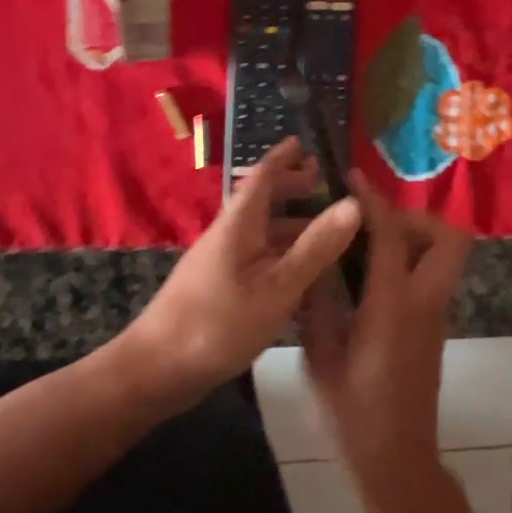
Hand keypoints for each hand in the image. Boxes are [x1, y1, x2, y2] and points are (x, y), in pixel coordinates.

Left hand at [117, 138, 361, 404]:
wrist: (159, 369)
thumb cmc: (219, 323)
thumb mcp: (277, 287)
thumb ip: (314, 247)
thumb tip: (353, 202)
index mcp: (238, 225)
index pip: (262, 177)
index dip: (284, 158)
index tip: (306, 142)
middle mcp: (228, 237)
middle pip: (262, 203)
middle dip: (292, 190)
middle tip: (323, 184)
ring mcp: (222, 266)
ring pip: (263, 236)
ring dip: (293, 228)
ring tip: (330, 233)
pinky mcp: (221, 292)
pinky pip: (259, 262)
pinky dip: (284, 259)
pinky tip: (305, 279)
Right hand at [299, 171, 472, 485]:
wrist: (396, 462)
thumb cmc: (352, 414)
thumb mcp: (320, 356)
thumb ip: (318, 302)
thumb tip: (313, 259)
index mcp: (393, 306)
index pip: (393, 235)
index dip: (373, 200)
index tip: (352, 177)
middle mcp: (425, 304)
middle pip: (450, 238)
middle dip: (416, 218)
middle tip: (372, 225)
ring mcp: (435, 318)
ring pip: (444, 257)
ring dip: (413, 239)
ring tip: (363, 248)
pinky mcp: (434, 331)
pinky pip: (430, 279)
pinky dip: (408, 263)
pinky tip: (366, 278)